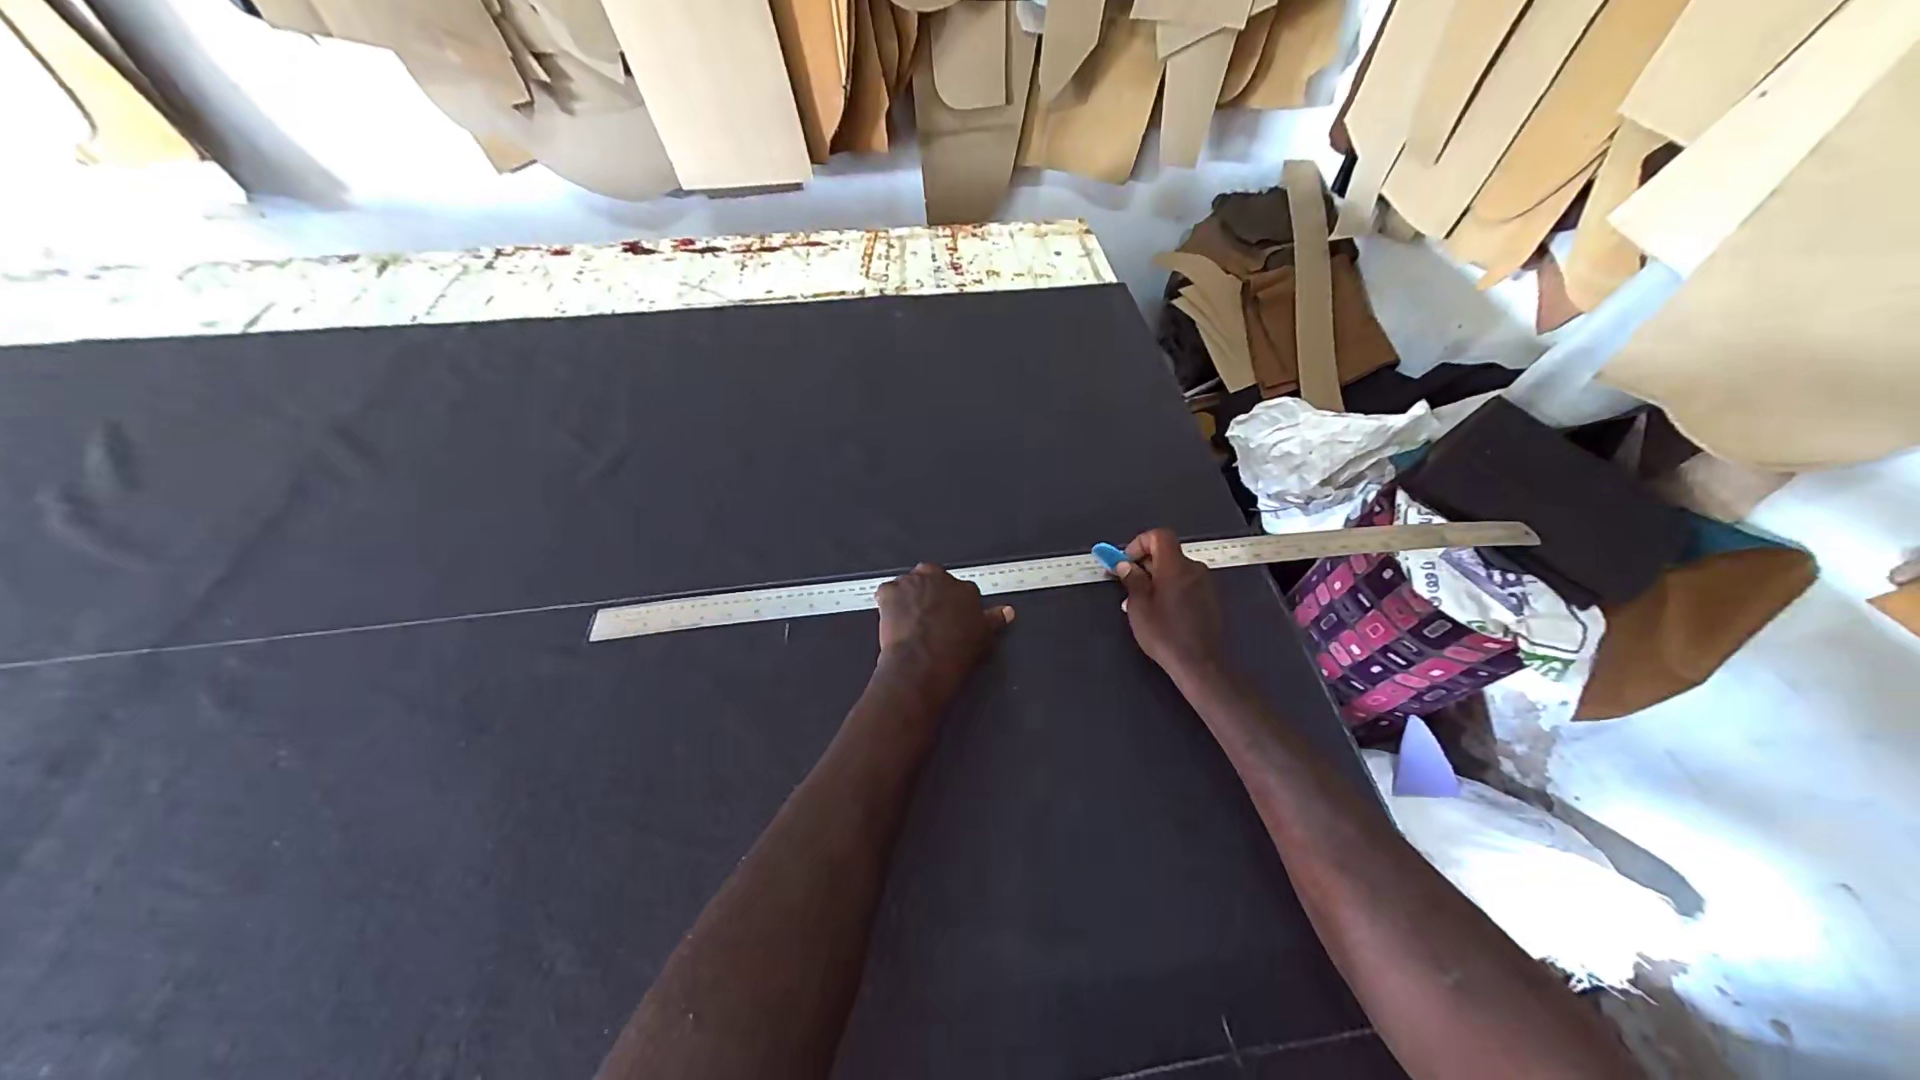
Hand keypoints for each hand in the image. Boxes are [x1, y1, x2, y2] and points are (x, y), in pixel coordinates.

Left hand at [875, 564, 1013, 694]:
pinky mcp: (890, 591)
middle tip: (926, 616)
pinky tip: (891, 620)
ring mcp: (912, 583)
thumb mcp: (983, 639)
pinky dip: (887, 603)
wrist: (921, 665)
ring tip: (908, 621)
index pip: (958, 589)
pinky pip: (886, 592)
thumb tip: (1006, 613)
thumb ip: (994, 620)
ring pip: (908, 584)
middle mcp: (939, 579)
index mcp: (964, 589)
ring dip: (907, 597)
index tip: (947, 615)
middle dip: (929, 592)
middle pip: (932, 578)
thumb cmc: (952, 655)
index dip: (950, 604)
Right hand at [1112, 529, 1225, 680]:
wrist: (1198, 662)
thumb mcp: (1138, 605)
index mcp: (1175, 566)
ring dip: (1156, 577)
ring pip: (1175, 570)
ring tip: (1141, 601)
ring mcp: (1204, 584)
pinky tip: (1160, 610)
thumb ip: (1132, 579)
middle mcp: (1193, 569)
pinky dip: (1170, 588)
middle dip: (1145, 563)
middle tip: (1128, 583)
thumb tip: (1126, 565)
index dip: (1139, 543)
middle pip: (1166, 553)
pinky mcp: (1209, 598)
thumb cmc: (1165, 633)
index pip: (1159, 536)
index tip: (1127, 562)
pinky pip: (1185, 583)